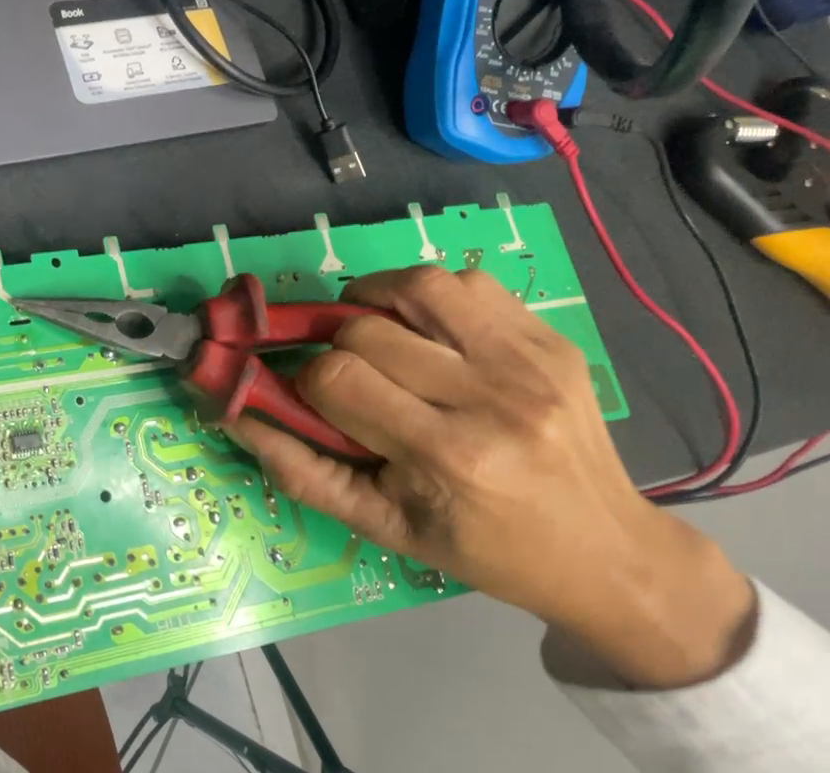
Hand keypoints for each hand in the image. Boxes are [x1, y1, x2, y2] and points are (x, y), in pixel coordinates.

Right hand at [224, 266, 754, 689]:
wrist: (606, 553)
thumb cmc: (479, 545)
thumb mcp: (378, 524)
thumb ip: (296, 467)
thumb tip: (229, 410)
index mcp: (447, 454)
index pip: (336, 378)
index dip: (306, 383)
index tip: (316, 404)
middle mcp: (492, 398)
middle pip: (365, 328)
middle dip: (335, 346)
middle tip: (346, 375)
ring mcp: (529, 361)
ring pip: (416, 286)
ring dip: (375, 302)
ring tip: (374, 333)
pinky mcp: (551, 340)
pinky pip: (467, 282)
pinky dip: (427, 294)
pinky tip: (424, 329)